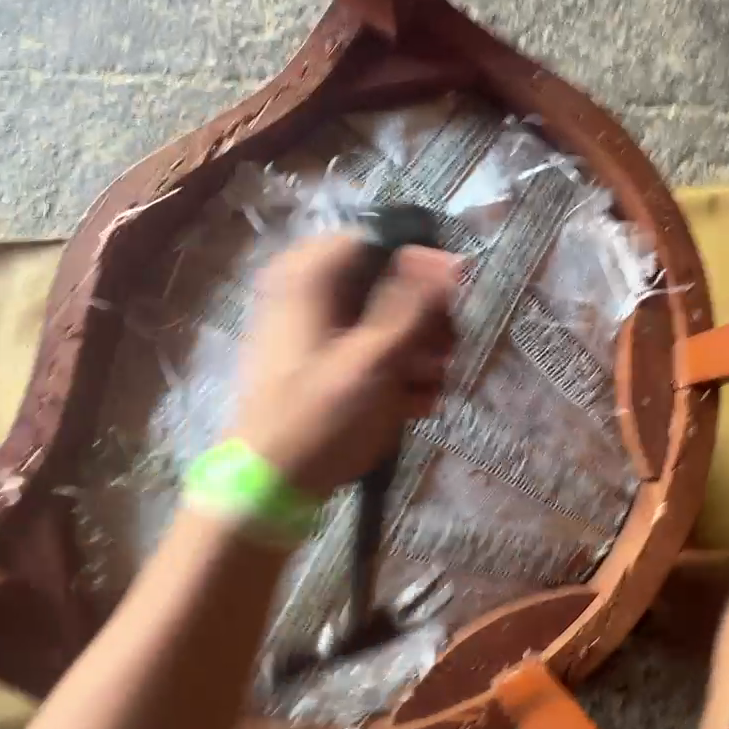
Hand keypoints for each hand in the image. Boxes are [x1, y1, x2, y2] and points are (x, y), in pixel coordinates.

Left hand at [227, 234, 458, 496]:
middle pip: (387, 283)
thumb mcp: (375, 359)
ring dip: (418, 351)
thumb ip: (415, 306)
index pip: (380, 241)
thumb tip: (454, 259)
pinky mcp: (323, 362)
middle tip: (449, 352)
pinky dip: (396, 372)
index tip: (457, 299)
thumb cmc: (319, 417)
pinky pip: (370, 350)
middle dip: (426, 319)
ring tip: (433, 387)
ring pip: (384, 320)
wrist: (271, 486)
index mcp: (309, 276)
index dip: (424, 265)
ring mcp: (315, 329)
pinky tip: (415, 403)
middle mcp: (308, 292)